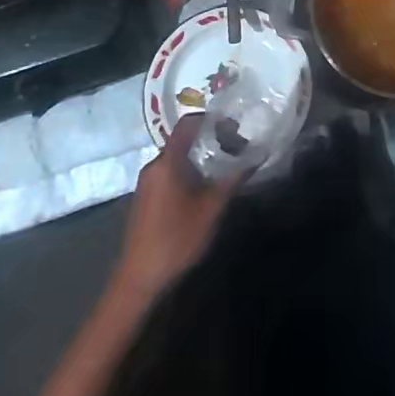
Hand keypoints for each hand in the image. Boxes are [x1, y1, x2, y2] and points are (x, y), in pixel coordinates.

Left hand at [114, 115, 243, 298]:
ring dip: (198, 159)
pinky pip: (168, 173)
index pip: (186, 125)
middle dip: (208, 141)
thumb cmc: (177, 238)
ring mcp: (146, 181)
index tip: (233, 128)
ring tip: (223, 171)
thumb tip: (254, 158)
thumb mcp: (211, 210)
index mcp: (167, 162)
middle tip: (234, 151)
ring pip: (175, 159)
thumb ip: (231, 180)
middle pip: (182, 141)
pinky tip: (202, 190)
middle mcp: (153, 165)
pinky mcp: (145, 197)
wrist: (140, 275)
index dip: (209, 120)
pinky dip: (187, 172)